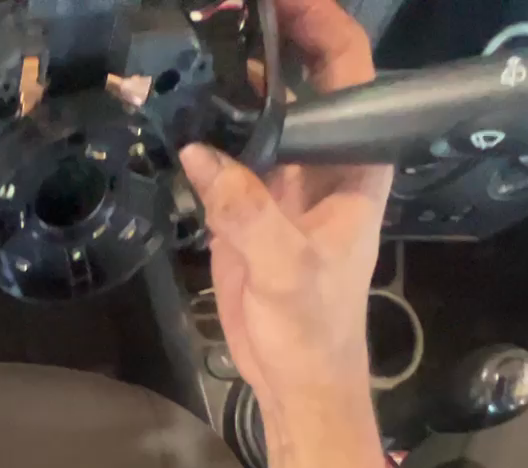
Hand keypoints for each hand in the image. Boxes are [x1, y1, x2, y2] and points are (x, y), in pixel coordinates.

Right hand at [179, 0, 391, 422]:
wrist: (295, 372)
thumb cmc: (314, 323)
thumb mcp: (287, 266)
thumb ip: (247, 210)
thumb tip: (199, 152)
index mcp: (353, 163)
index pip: (346, 73)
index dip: (320, 25)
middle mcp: (317, 163)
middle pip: (296, 86)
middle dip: (263, 47)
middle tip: (214, 19)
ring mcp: (277, 187)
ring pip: (254, 123)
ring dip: (225, 92)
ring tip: (187, 58)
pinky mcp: (243, 214)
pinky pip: (222, 166)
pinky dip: (200, 143)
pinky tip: (174, 121)